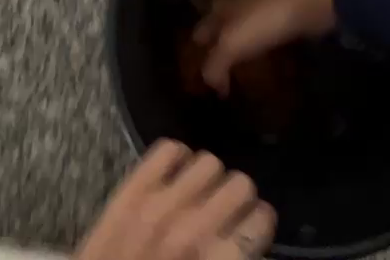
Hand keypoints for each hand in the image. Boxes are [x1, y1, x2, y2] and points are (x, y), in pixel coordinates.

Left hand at [77, 139, 275, 259]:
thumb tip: (250, 239)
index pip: (260, 219)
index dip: (259, 224)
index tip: (253, 229)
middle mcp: (191, 232)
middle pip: (241, 184)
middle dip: (239, 200)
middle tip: (227, 215)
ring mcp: (156, 208)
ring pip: (209, 162)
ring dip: (210, 180)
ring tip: (200, 197)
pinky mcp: (128, 194)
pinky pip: (167, 150)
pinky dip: (177, 159)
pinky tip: (175, 179)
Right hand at [192, 0, 340, 94]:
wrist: (309, 0)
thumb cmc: (264, 19)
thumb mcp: (232, 44)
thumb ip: (215, 65)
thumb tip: (213, 86)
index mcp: (220, 6)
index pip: (199, 30)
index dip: (196, 51)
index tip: (195, 75)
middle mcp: (237, 4)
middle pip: (221, 29)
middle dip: (218, 50)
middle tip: (218, 78)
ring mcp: (262, 9)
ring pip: (244, 32)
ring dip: (241, 51)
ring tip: (240, 76)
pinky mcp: (283, 17)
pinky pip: (265, 37)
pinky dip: (261, 50)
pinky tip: (264, 65)